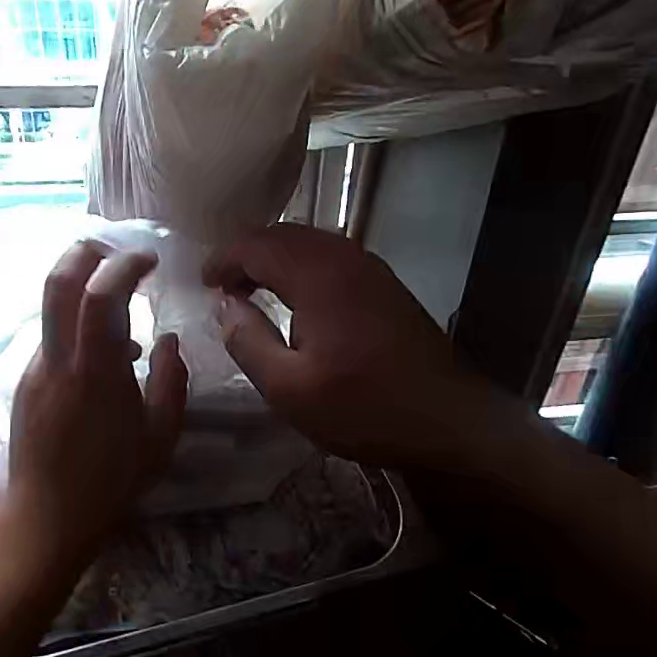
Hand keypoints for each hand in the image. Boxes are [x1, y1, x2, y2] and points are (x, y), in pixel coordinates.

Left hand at [1, 240, 188, 569]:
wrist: (46, 521)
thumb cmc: (112, 482)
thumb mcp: (161, 436)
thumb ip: (172, 380)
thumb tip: (167, 340)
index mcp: (96, 372)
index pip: (101, 295)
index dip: (125, 264)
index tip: (150, 260)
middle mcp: (57, 361)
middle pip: (57, 283)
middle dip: (84, 252)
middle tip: (114, 249)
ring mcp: (34, 370)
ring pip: (52, 310)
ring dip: (81, 292)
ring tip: (120, 314)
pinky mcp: (23, 384)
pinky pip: (51, 340)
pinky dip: (76, 330)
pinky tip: (101, 361)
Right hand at [204, 223, 488, 468]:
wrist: (453, 422)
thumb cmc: (365, 408)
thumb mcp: (289, 389)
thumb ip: (247, 341)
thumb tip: (225, 306)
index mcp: (318, 275)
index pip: (256, 244)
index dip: (223, 260)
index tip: (204, 286)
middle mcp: (345, 257)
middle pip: (282, 235)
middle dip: (245, 255)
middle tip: (223, 290)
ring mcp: (370, 267)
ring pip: (307, 243)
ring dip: (273, 260)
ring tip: (251, 293)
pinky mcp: (384, 283)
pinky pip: (329, 257)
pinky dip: (299, 267)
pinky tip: (295, 301)